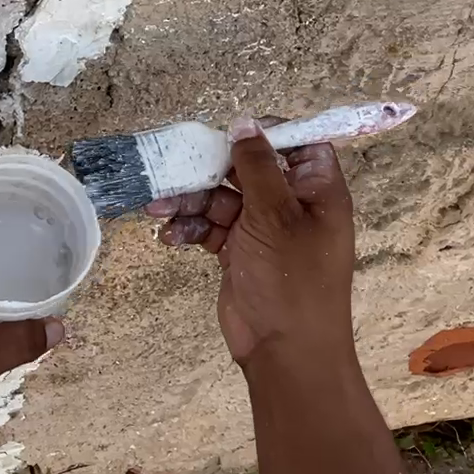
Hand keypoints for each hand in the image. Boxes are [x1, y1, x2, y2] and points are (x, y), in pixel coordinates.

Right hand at [147, 119, 354, 369]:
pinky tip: (170, 236)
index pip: (300, 145)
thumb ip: (257, 166)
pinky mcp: (237, 250)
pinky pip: (210, 226)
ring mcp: (262, 229)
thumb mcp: (275, 216)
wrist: (283, 352)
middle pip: (247, 169)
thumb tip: (244, 122)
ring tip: (157, 208)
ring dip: (189, 201)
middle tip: (175, 168)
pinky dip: (189, 227)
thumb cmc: (292, 280)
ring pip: (221, 197)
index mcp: (316, 192)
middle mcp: (290, 205)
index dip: (268, 133)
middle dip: (208, 170)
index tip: (231, 131)